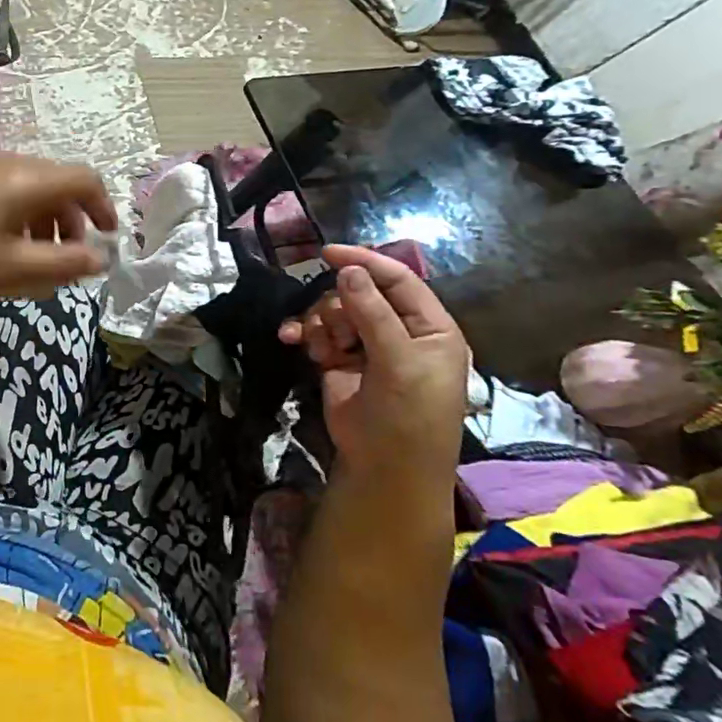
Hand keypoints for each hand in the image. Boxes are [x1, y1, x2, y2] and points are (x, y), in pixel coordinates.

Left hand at [0, 152, 117, 298]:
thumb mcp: (11, 268)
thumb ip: (63, 263)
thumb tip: (101, 259)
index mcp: (28, 179)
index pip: (85, 180)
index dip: (104, 208)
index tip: (107, 238)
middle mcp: (11, 163)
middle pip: (60, 184)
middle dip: (74, 221)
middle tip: (69, 259)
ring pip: (34, 188)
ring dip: (47, 221)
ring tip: (37, 259)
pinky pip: (9, 190)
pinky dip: (22, 217)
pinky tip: (4, 247)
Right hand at [278, 245, 468, 488]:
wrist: (385, 469)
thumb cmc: (408, 415)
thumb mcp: (398, 362)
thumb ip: (373, 314)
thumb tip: (349, 270)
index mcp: (429, 327)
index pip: (397, 280)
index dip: (365, 262)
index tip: (328, 253)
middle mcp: (399, 331)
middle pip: (359, 294)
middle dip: (338, 305)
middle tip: (333, 330)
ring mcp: (367, 347)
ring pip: (335, 312)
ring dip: (320, 322)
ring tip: (319, 347)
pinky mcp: (340, 362)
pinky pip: (318, 334)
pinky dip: (305, 334)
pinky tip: (292, 340)